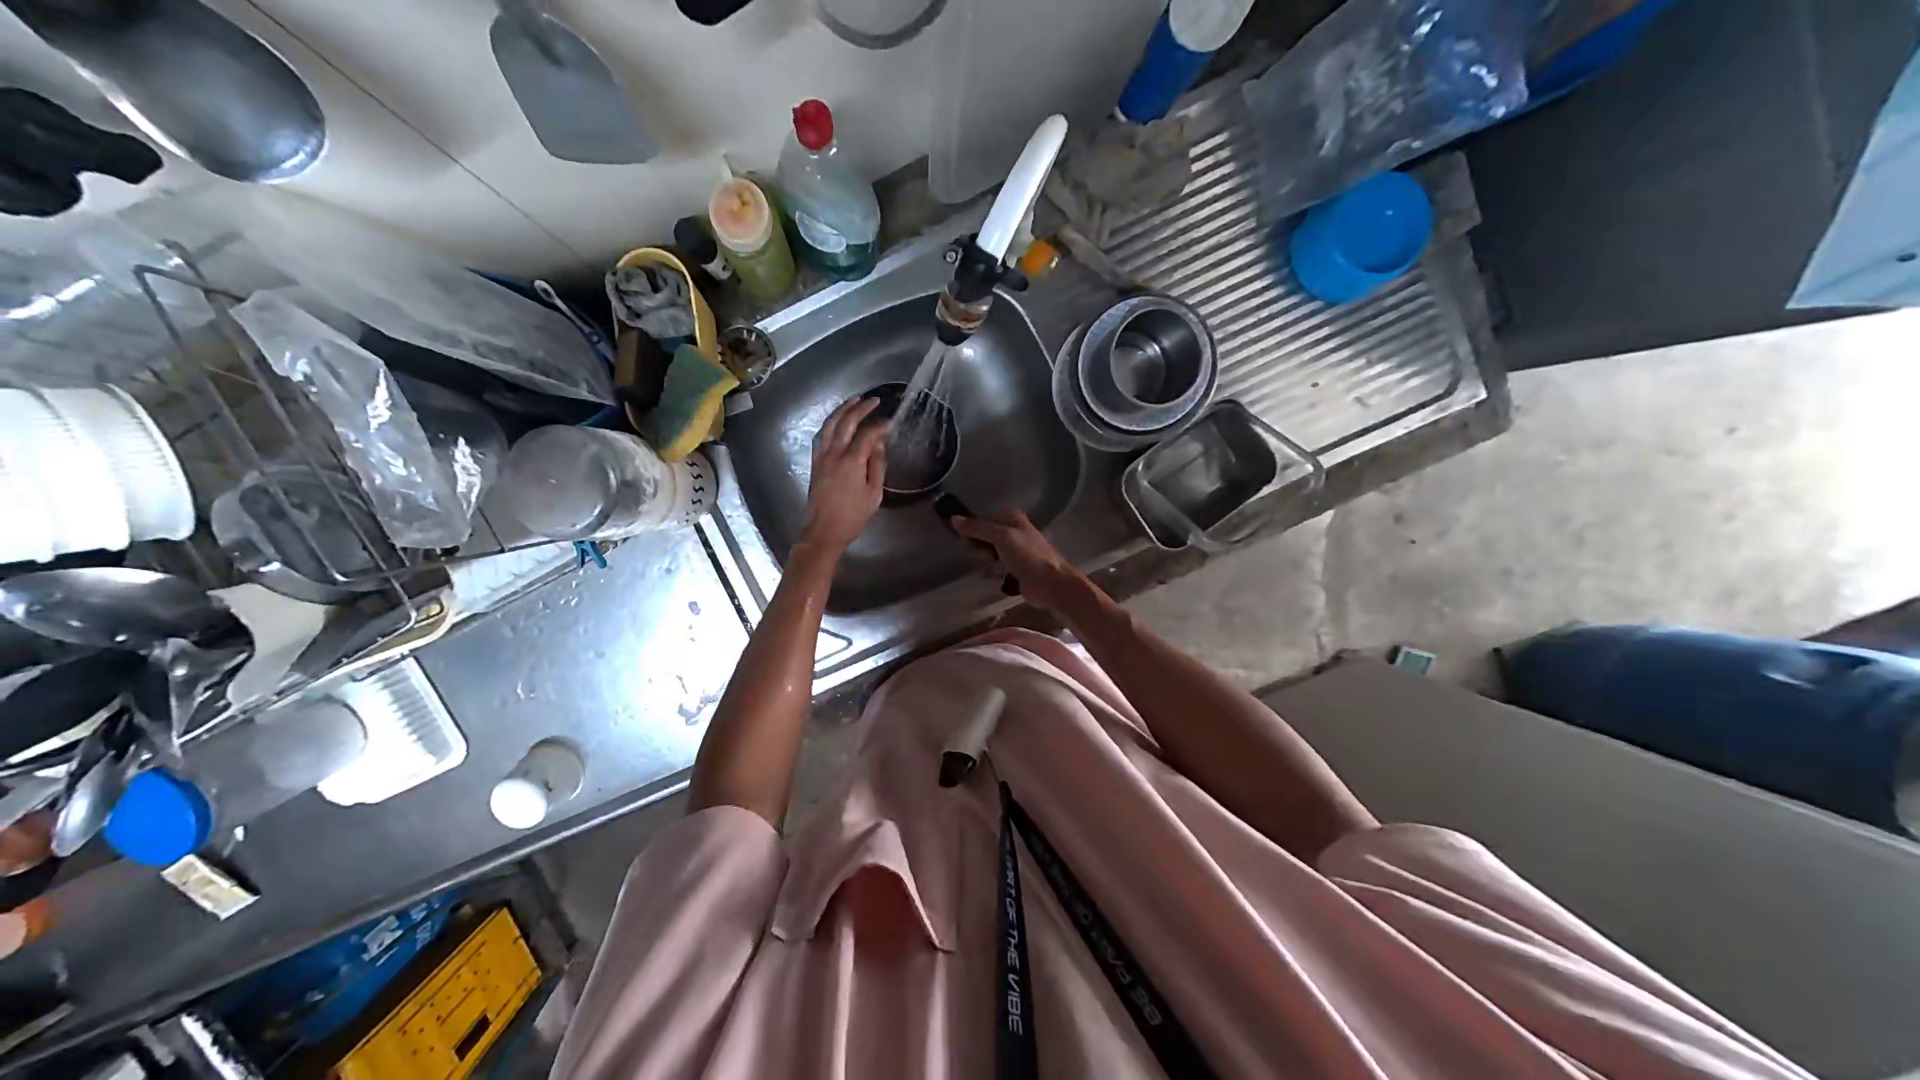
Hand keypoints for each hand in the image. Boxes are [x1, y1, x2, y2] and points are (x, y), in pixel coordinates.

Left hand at [802, 396, 888, 552]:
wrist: (824, 531)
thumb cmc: (853, 516)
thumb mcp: (874, 494)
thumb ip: (877, 466)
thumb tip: (879, 445)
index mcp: (852, 462)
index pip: (867, 435)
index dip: (880, 426)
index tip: (891, 422)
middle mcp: (834, 454)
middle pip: (846, 422)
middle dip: (860, 408)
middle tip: (873, 400)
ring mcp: (821, 457)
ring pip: (830, 425)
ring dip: (842, 410)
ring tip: (854, 401)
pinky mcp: (815, 462)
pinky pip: (822, 435)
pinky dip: (831, 423)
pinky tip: (837, 421)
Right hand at [950, 510, 1090, 613]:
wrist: (1050, 583)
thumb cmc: (1027, 555)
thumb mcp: (1001, 537)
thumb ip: (977, 527)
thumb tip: (953, 518)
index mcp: (1010, 518)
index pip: (980, 521)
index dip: (972, 532)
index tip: (968, 542)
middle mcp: (1011, 531)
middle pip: (982, 538)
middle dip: (981, 550)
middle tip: (989, 557)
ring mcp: (1013, 550)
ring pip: (986, 554)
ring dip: (988, 563)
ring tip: (999, 569)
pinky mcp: (1013, 568)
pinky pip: (994, 567)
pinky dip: (995, 572)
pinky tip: (1002, 577)